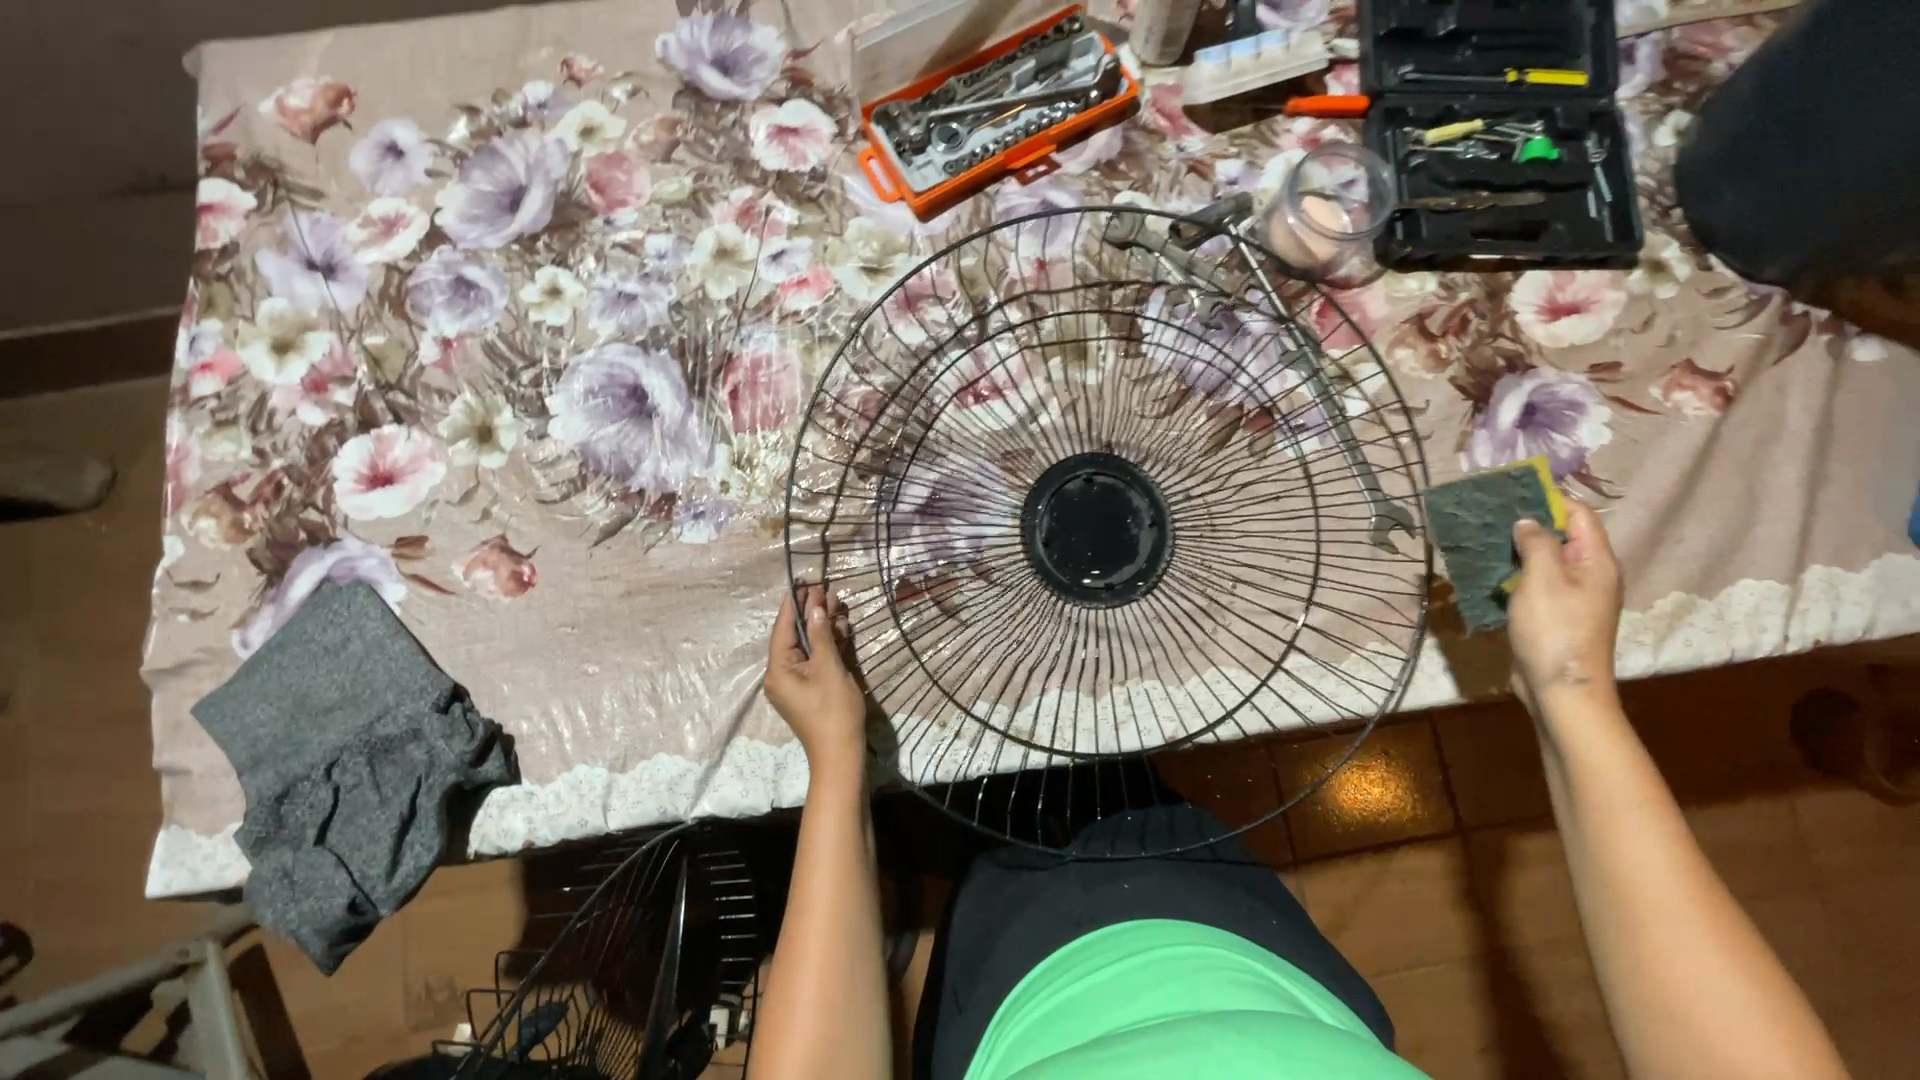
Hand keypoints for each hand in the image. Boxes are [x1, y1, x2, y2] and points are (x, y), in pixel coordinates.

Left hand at [765, 584, 868, 777]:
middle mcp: (781, 674)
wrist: (841, 753)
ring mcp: (796, 681)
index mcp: (778, 669)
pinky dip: (826, 643)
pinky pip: (815, 658)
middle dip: (811, 611)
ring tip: (836, 600)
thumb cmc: (834, 711)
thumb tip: (815, 608)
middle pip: (795, 634)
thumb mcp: (829, 669)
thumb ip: (821, 636)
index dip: (793, 603)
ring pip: (807, 645)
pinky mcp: (810, 687)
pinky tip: (840, 625)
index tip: (802, 580)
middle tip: (825, 587)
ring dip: (821, 624)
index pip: (783, 628)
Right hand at [1507, 499, 1622, 712]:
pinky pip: (1535, 585)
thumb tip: (1528, 521)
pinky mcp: (1555, 616)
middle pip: (1563, 536)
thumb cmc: (1555, 629)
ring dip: (1518, 551)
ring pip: (1546, 562)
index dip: (1550, 498)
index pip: (1579, 514)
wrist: (1562, 689)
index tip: (1512, 491)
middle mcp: (1591, 575)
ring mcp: (1574, 597)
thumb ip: (1536, 543)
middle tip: (1490, 515)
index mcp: (1597, 561)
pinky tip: (1489, 576)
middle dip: (1529, 523)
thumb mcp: (1542, 579)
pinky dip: (1514, 576)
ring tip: (1484, 541)